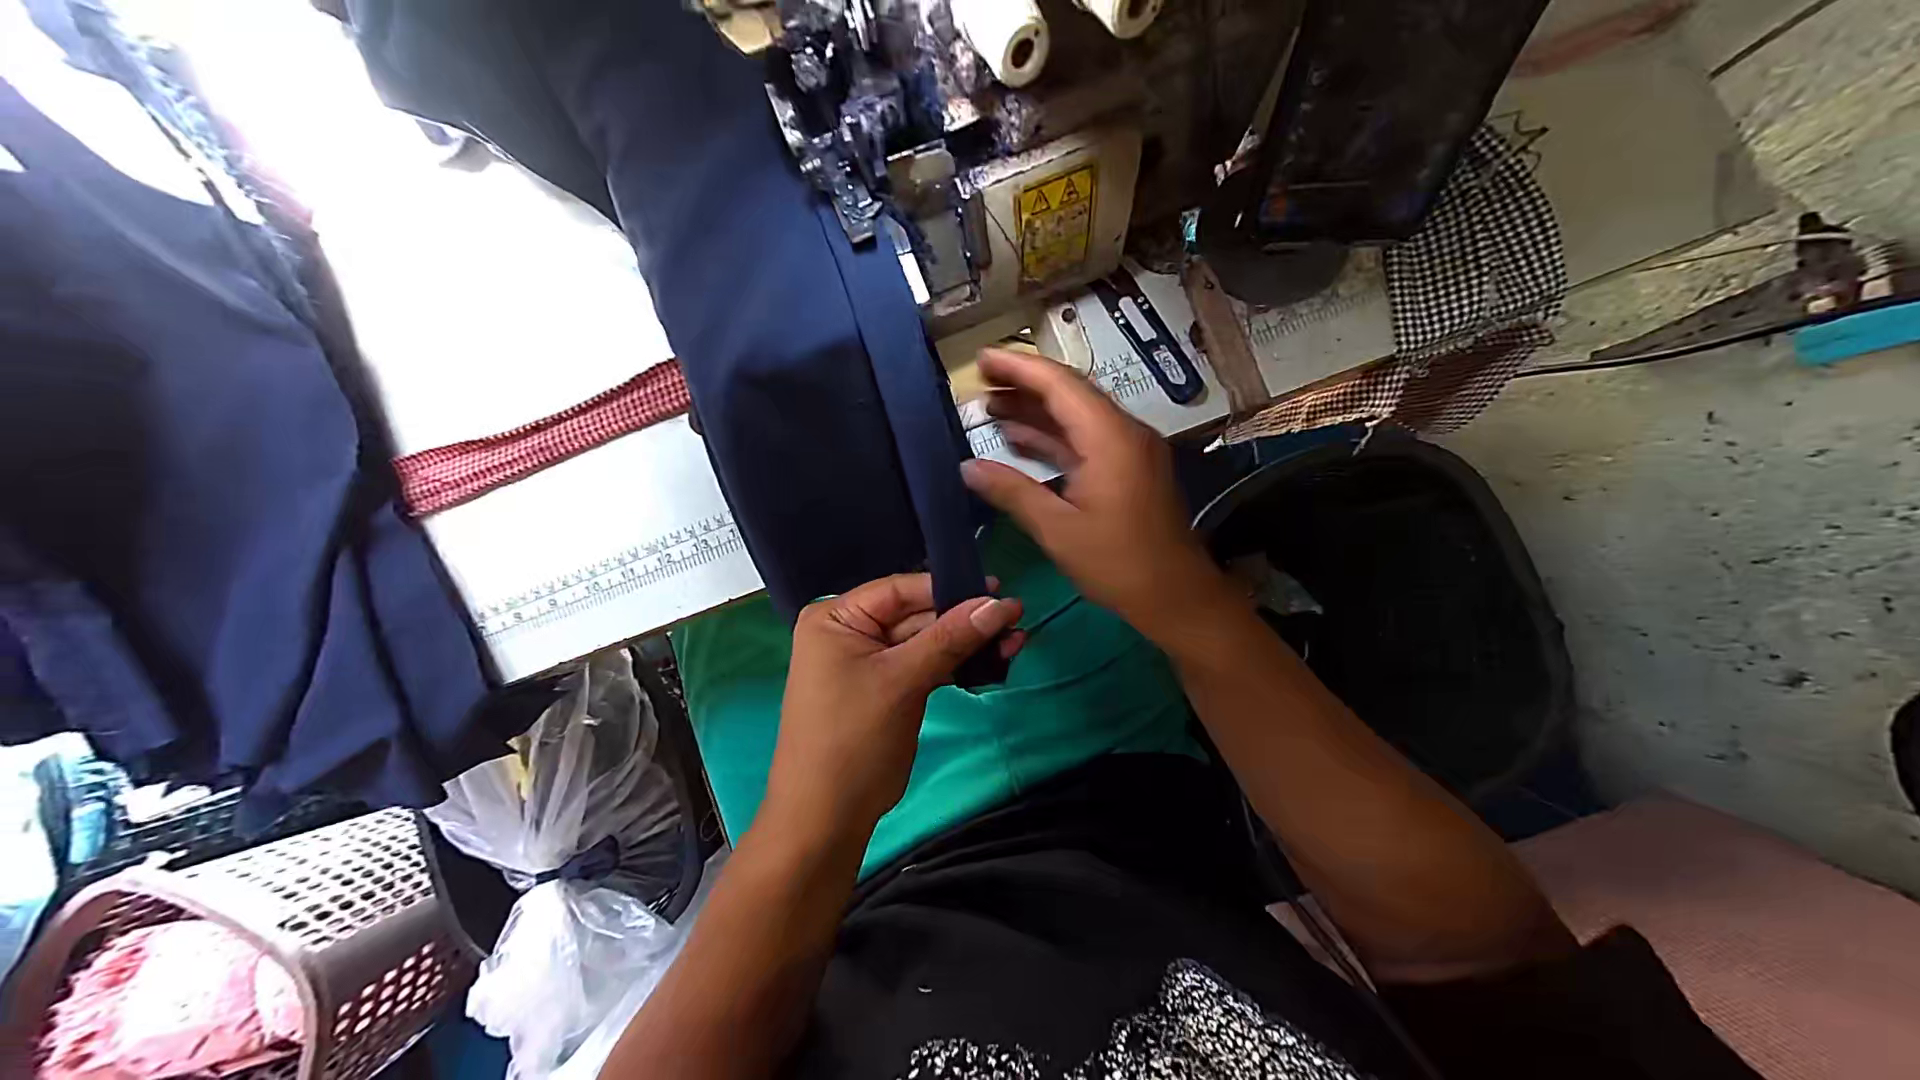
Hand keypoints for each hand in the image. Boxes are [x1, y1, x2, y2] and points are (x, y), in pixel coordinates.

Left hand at [765, 574, 1023, 838]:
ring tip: (1016, 639)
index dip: (949, 587)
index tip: (998, 588)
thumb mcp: (902, 680)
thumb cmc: (854, 738)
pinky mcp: (891, 688)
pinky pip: (928, 665)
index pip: (900, 590)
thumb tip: (1000, 604)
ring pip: (929, 641)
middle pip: (917, 614)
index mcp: (836, 618)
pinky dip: (959, 664)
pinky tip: (996, 659)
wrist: (828, 816)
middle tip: (1016, 616)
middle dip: (966, 618)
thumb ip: (951, 638)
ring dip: (969, 643)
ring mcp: (872, 662)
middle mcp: (851, 632)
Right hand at [960, 348, 1229, 640]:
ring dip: (1035, 411)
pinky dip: (1053, 437)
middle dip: (1023, 384)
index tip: (982, 358)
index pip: (1059, 384)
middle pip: (1069, 393)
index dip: (1018, 367)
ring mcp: (1128, 450)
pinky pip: (1086, 440)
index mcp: (1109, 438)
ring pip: (1076, 417)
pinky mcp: (1128, 469)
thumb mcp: (1057, 529)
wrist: (1176, 595)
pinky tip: (1019, 439)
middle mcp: (1123, 432)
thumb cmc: (1118, 563)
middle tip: (980, 381)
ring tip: (990, 406)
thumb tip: (967, 467)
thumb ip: (1011, 491)